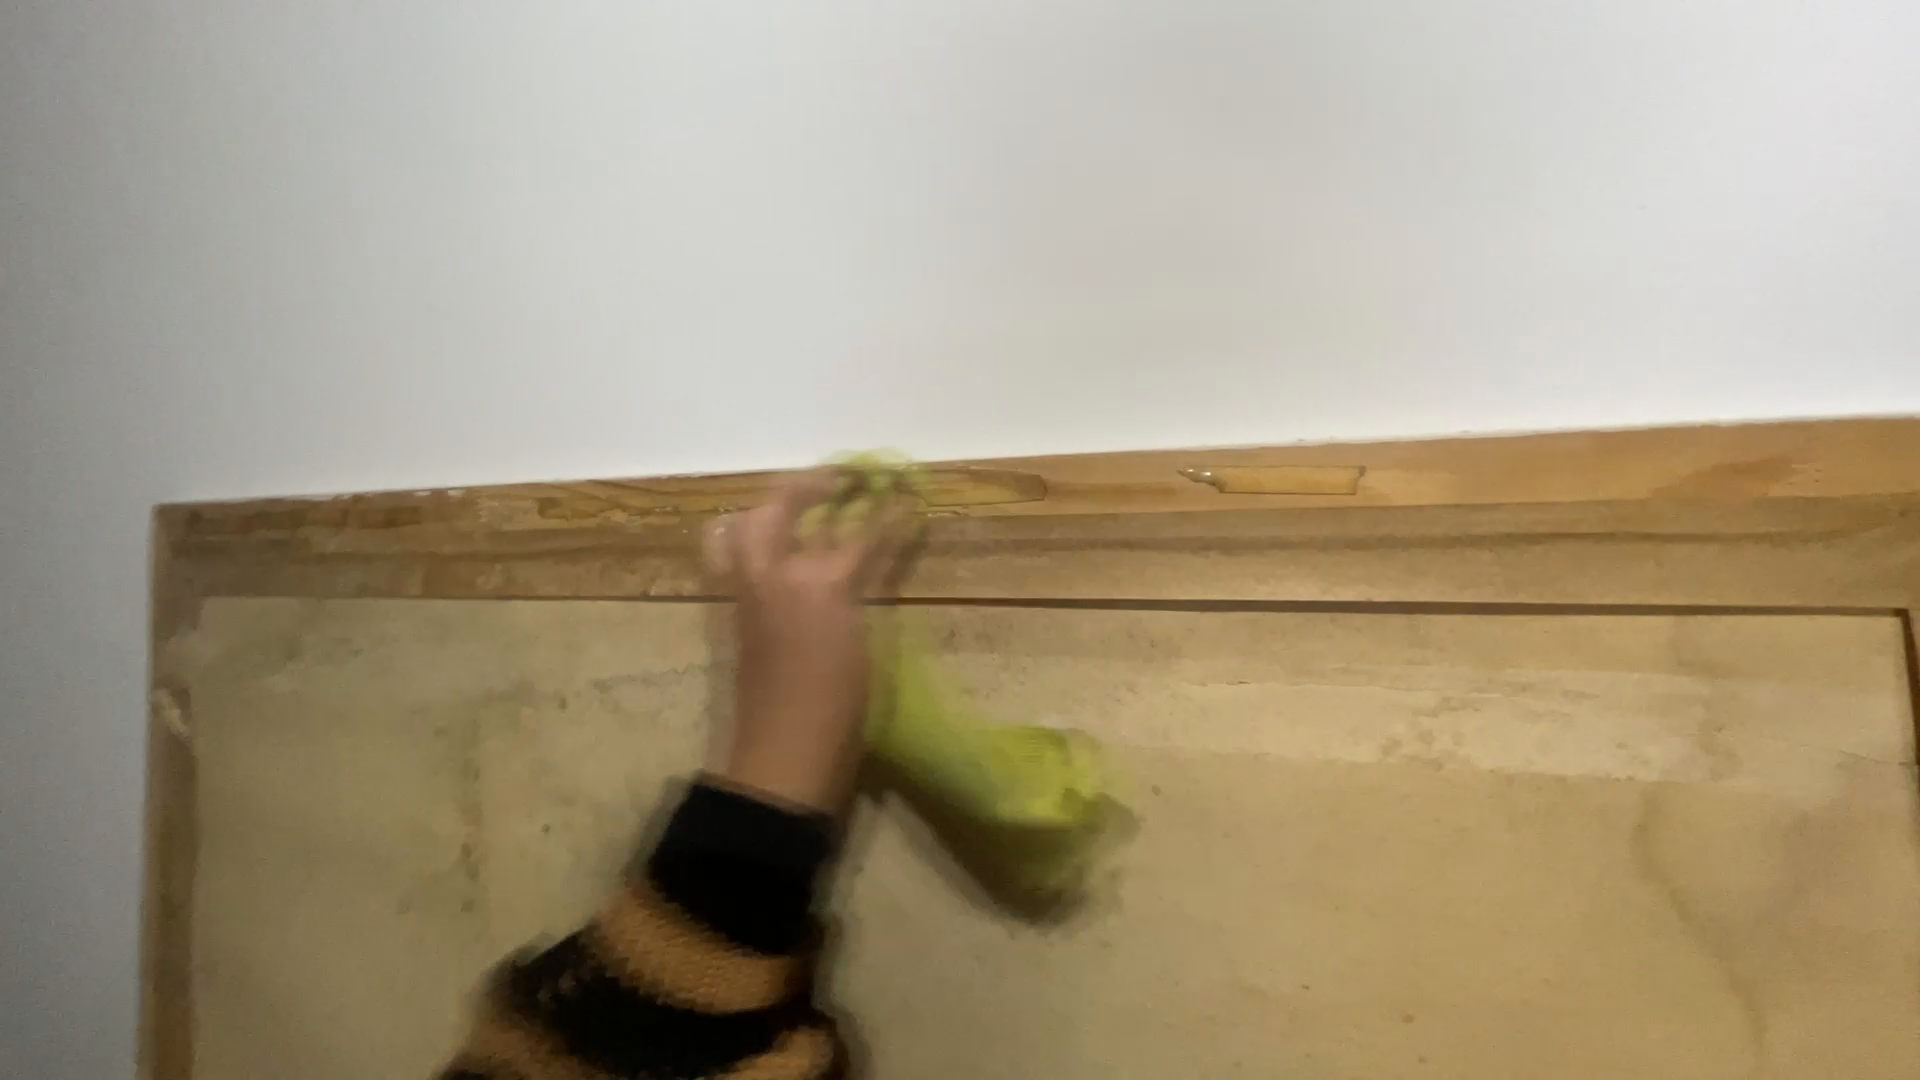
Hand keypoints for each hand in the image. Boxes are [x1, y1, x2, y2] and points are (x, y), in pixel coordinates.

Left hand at [702, 469, 916, 811]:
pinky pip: (740, 562)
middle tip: (839, 483)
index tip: (898, 490)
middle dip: (807, 487)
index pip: (854, 533)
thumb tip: (876, 542)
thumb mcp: (861, 640)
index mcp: (812, 585)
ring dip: (773, 511)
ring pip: (745, 533)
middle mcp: (771, 580)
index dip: (880, 511)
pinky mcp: (742, 622)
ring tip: (805, 510)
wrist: (786, 757)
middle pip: (776, 511)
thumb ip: (866, 579)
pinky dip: (757, 543)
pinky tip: (789, 553)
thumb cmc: (836, 706)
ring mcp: (750, 599)